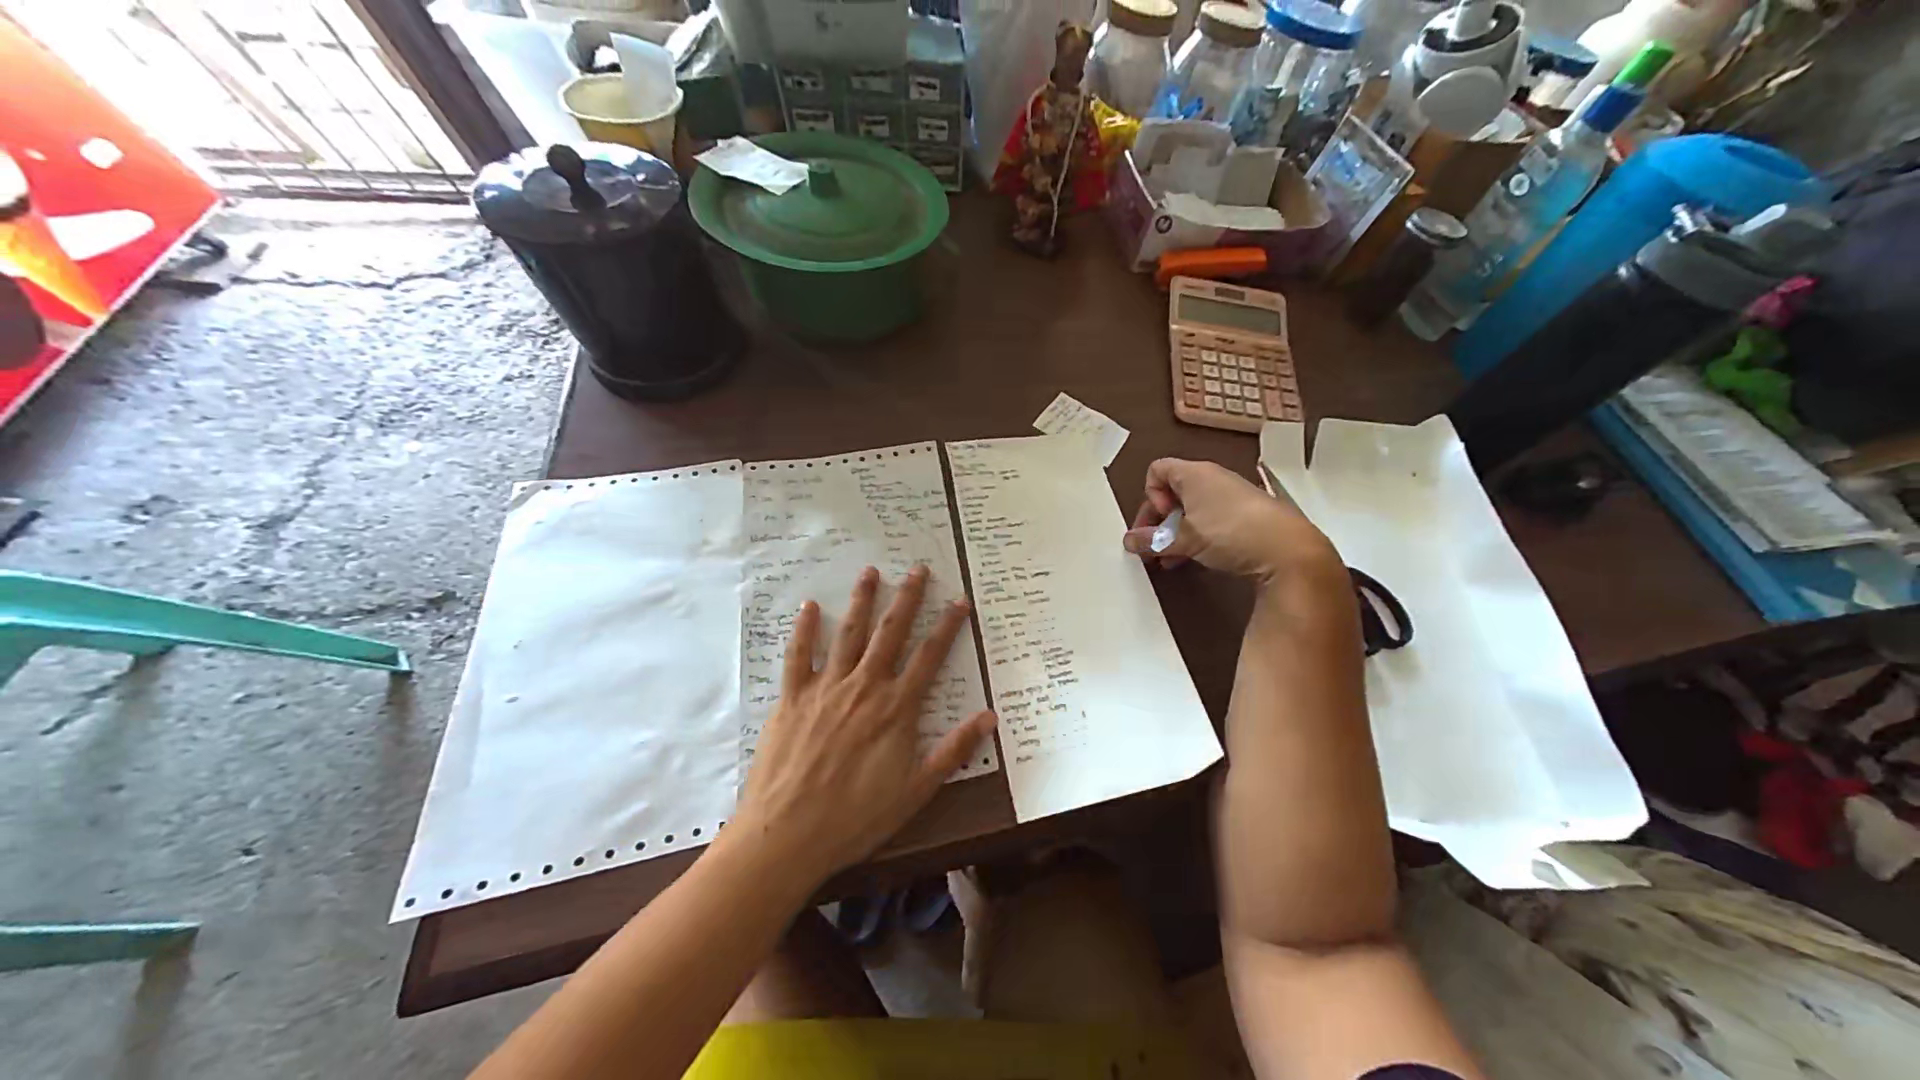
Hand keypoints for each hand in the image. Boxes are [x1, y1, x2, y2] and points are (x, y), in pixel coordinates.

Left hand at [726, 565, 994, 887]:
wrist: (788, 834)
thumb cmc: (856, 818)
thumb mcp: (917, 791)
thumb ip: (954, 750)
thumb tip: (990, 716)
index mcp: (896, 709)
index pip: (929, 657)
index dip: (947, 627)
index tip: (959, 601)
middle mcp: (864, 688)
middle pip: (890, 634)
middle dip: (907, 599)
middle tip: (918, 569)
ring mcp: (825, 689)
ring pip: (848, 634)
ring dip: (861, 601)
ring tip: (871, 572)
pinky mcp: (792, 698)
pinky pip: (798, 655)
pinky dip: (804, 629)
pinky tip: (810, 607)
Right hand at [1121, 458, 1339, 583]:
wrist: (1288, 551)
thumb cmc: (1231, 533)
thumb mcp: (1184, 540)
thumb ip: (1152, 541)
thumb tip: (1130, 541)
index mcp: (1194, 474)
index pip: (1157, 470)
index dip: (1150, 495)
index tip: (1158, 519)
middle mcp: (1213, 479)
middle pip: (1173, 492)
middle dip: (1160, 520)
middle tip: (1154, 544)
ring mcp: (1232, 497)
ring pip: (1192, 509)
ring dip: (1177, 532)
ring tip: (1169, 558)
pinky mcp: (1248, 515)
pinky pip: (1212, 521)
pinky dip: (1198, 536)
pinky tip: (1193, 559)